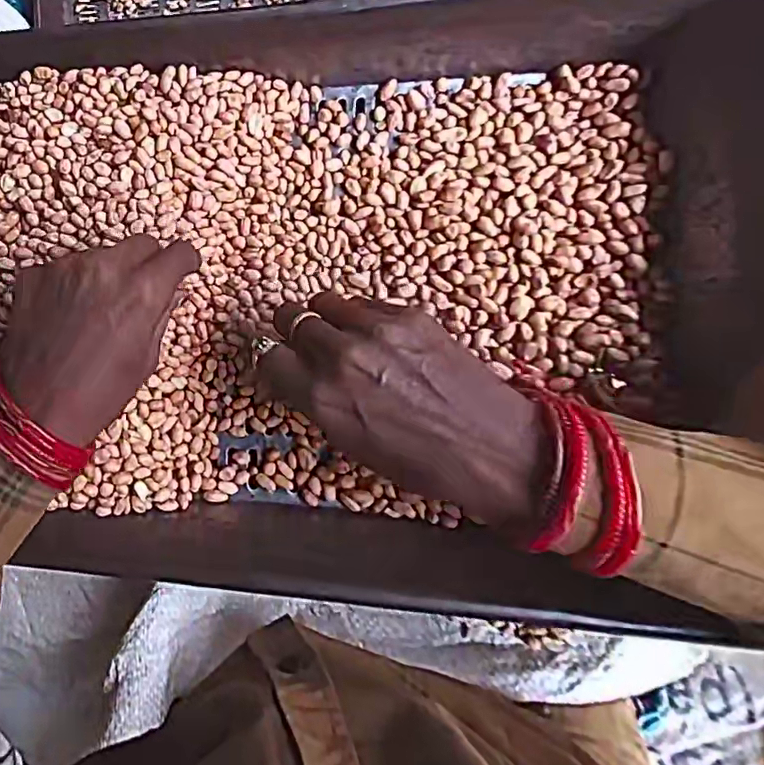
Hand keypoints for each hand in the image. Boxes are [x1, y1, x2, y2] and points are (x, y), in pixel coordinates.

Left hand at [0, 235, 201, 447]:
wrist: (33, 412)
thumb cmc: (95, 395)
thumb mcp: (144, 360)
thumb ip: (160, 315)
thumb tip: (169, 292)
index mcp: (141, 291)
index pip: (177, 252)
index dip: (185, 260)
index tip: (184, 265)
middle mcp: (104, 268)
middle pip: (140, 243)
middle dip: (147, 262)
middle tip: (142, 289)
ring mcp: (65, 267)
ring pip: (99, 254)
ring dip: (106, 273)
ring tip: (96, 311)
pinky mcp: (34, 275)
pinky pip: (64, 268)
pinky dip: (70, 284)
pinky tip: (66, 315)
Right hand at [252, 293, 550, 529]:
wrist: (495, 447)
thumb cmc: (419, 462)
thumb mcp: (350, 442)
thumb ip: (316, 401)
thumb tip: (296, 375)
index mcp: (321, 398)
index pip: (268, 356)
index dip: (272, 359)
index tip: (282, 362)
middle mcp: (341, 357)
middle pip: (290, 318)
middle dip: (292, 329)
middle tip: (303, 340)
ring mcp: (377, 330)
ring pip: (324, 302)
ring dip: (325, 317)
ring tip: (341, 334)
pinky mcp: (410, 314)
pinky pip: (366, 304)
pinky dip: (363, 317)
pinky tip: (381, 338)